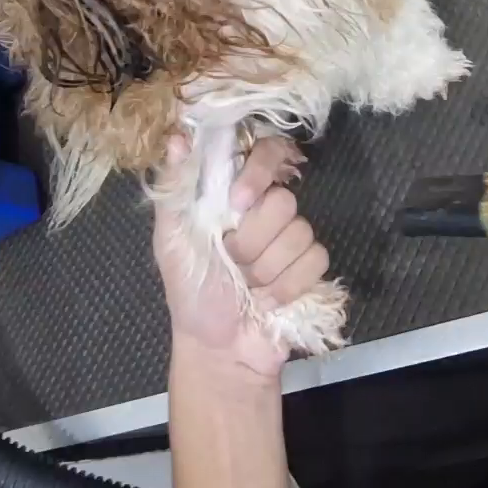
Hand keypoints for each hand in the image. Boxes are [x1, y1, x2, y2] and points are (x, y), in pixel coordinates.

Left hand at [152, 134, 329, 380]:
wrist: (218, 349)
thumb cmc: (190, 290)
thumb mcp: (171, 239)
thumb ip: (176, 188)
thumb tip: (179, 137)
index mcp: (235, 193)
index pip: (266, 151)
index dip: (260, 170)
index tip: (238, 202)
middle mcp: (267, 209)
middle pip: (284, 200)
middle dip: (252, 241)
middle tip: (231, 260)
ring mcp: (292, 237)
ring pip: (301, 232)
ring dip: (266, 269)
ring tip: (247, 284)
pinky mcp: (311, 267)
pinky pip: (316, 260)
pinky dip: (286, 286)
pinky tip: (267, 300)